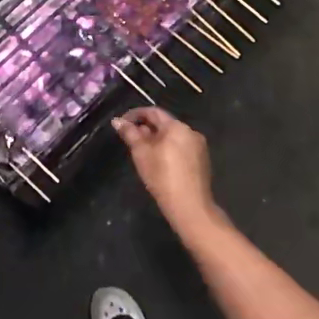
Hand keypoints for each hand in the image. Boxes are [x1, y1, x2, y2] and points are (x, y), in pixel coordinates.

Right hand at [112, 107, 217, 227]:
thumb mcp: (141, 153)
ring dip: (156, 139)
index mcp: (177, 126)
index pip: (153, 112)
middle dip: (145, 128)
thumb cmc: (162, 176)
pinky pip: (181, 147)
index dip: (135, 115)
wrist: (189, 206)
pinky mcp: (202, 160)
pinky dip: (167, 148)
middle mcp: (191, 132)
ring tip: (142, 151)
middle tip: (130, 139)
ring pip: (172, 136)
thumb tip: (117, 121)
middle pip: (164, 123)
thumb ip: (130, 134)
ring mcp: (198, 146)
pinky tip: (159, 162)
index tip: (122, 123)